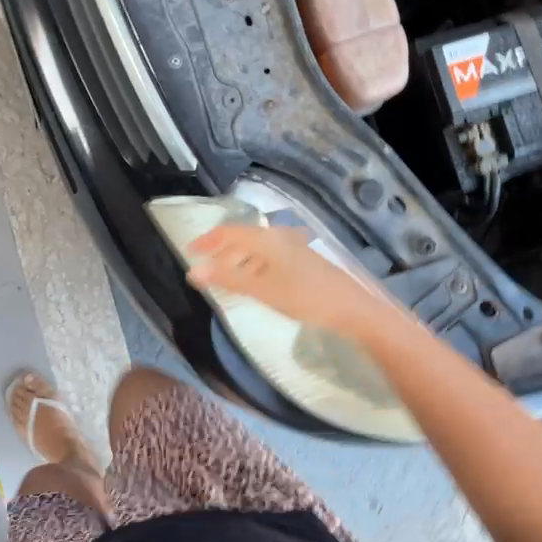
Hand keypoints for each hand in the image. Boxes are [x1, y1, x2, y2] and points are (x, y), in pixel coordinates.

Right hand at [186, 224, 409, 342]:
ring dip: (237, 263)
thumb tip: (193, 271)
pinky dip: (253, 269)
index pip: (229, 232)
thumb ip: (228, 279)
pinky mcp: (301, 262)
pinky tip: (254, 286)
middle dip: (221, 254)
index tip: (189, 253)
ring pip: (256, 250)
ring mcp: (292, 249)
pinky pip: (268, 259)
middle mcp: (279, 238)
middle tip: (205, 274)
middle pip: (242, 240)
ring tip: (225, 282)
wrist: (352, 309)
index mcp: (267, 240)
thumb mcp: (262, 290)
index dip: (207, 241)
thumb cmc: (305, 297)